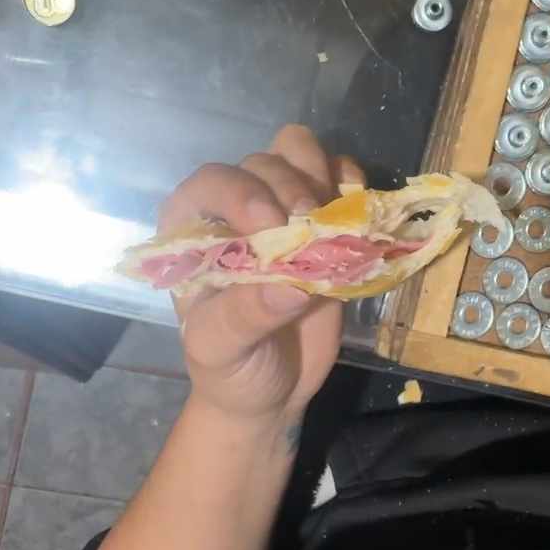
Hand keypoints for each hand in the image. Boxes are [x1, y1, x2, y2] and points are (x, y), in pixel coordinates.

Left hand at [158, 125, 364, 423]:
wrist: (271, 393)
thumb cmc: (231, 369)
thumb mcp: (222, 350)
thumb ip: (246, 315)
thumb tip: (293, 283)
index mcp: (193, 231)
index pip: (211, 183)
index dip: (241, 193)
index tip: (269, 227)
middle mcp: (237, 211)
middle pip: (264, 163)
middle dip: (290, 188)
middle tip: (309, 229)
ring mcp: (285, 213)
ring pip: (300, 156)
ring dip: (320, 178)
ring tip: (333, 221)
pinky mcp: (325, 225)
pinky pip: (338, 178)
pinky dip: (352, 186)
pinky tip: (356, 217)